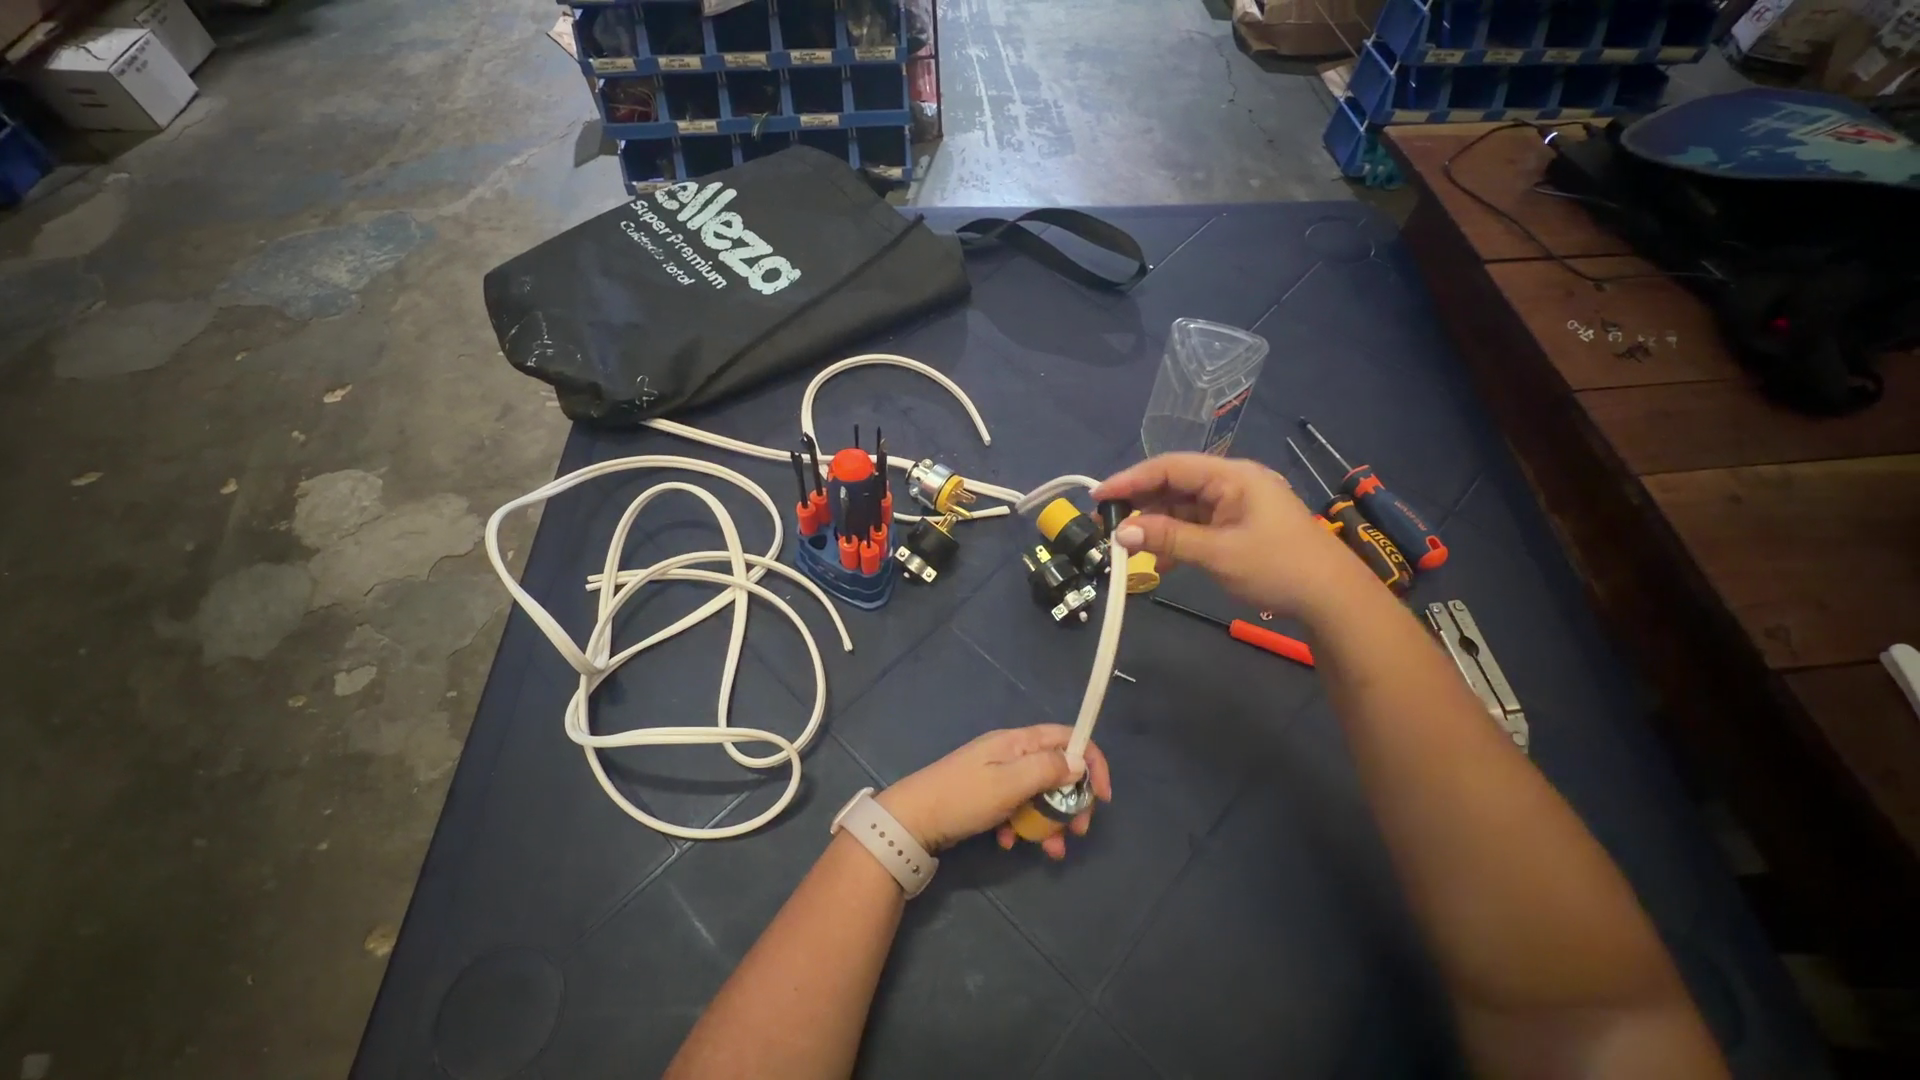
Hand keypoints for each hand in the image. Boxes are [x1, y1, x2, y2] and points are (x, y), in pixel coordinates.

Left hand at [876, 725, 1112, 859]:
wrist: (912, 820)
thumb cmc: (962, 798)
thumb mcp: (1009, 784)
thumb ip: (1047, 770)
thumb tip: (1079, 762)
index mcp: (1018, 741)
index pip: (1068, 737)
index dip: (1092, 762)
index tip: (1102, 798)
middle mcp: (1011, 753)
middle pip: (1058, 769)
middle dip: (1072, 802)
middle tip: (1076, 832)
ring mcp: (997, 775)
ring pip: (1039, 794)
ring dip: (1049, 821)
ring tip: (1049, 851)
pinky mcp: (987, 797)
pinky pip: (1017, 808)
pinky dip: (1022, 826)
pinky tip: (1010, 843)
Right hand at [1095, 453, 1367, 620]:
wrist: (1332, 599)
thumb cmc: (1277, 568)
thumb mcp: (1218, 554)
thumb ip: (1168, 539)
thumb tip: (1122, 532)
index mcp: (1232, 476)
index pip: (1170, 467)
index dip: (1130, 479)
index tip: (1098, 496)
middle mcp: (1233, 483)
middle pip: (1175, 484)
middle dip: (1140, 504)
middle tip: (1107, 525)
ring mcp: (1238, 505)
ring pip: (1184, 507)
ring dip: (1156, 526)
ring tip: (1128, 547)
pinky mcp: (1240, 527)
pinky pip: (1198, 525)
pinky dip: (1176, 540)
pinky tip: (1160, 563)